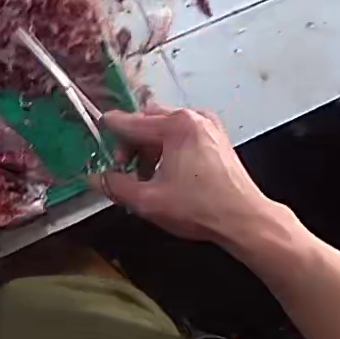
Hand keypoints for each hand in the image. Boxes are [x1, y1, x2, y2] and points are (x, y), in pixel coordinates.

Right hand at [93, 107, 290, 251]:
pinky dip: (167, 149)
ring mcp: (206, 127)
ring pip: (164, 128)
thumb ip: (115, 186)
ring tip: (146, 177)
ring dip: (149, 148)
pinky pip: (181, 135)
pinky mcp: (215, 139)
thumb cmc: (201, 208)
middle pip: (146, 121)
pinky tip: (166, 174)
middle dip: (131, 144)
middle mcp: (192, 118)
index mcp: (175, 126)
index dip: (108, 132)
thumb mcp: (148, 201)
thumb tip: (96, 179)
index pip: (129, 122)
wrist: (244, 220)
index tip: (95, 137)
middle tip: (123, 169)